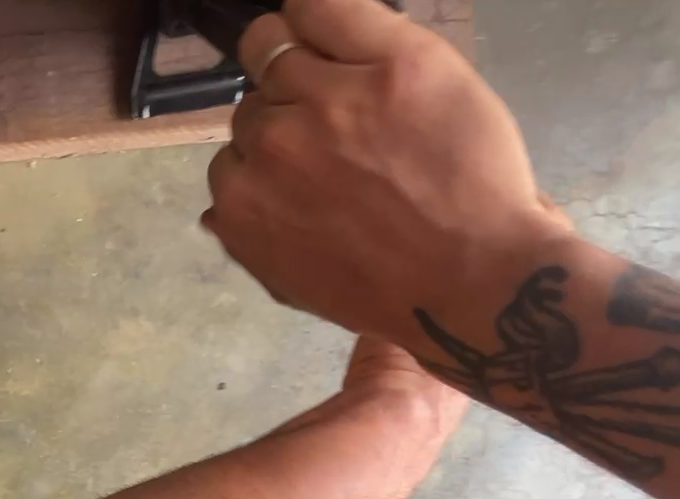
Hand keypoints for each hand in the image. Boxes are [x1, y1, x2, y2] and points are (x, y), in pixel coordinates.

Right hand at [200, 0, 574, 341]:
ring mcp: (330, 99)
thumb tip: (214, 210)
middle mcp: (273, 146)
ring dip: (291, 59)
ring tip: (325, 71)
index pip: (229, 155)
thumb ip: (245, 239)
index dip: (258, 156)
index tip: (287, 160)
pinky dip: (311, 9)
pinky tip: (313, 16)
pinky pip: (325, 7)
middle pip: (252, 105)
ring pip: (277, 52)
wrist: (465, 274)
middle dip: (277, 114)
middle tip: (318, 125)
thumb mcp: (286, 282)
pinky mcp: (392, 62)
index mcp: (242, 201)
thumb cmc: (374, 290)